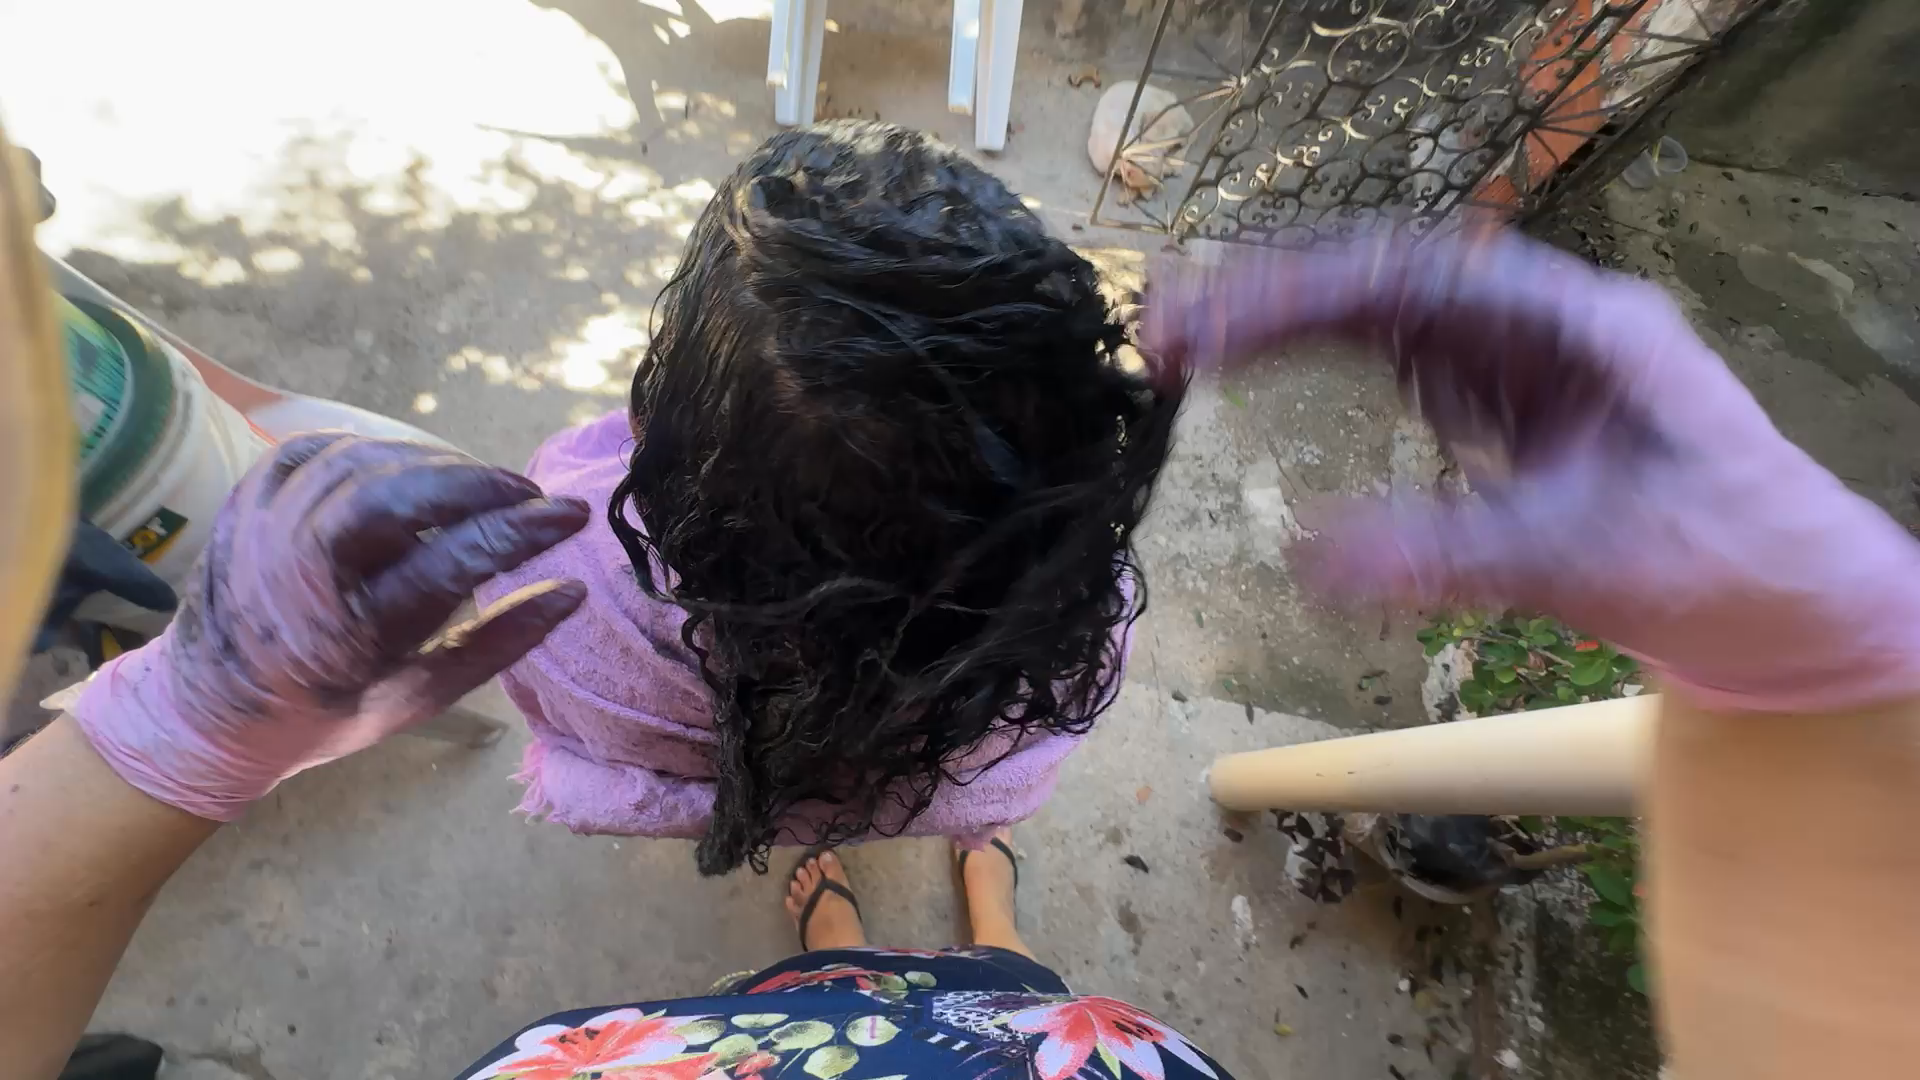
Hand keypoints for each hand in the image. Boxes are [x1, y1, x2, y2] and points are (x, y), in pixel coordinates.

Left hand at [70, 434, 589, 818]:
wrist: (199, 711)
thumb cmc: (335, 711)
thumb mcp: (428, 695)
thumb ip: (505, 641)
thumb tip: (575, 591)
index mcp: (353, 636)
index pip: (452, 561)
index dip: (523, 530)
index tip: (574, 514)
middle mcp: (300, 574)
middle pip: (397, 496)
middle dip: (479, 483)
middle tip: (530, 492)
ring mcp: (263, 527)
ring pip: (367, 463)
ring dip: (443, 465)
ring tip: (487, 487)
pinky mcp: (248, 498)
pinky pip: (327, 449)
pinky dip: (388, 451)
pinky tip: (422, 471)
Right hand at [1142, 229, 1919, 711]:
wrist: (1776, 590)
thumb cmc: (1714, 560)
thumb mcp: (1588, 559)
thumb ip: (1451, 553)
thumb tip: (1304, 561)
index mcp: (1568, 325)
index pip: (1409, 283)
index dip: (1296, 298)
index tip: (1206, 331)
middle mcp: (1520, 317)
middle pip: (1368, 278)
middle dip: (1256, 295)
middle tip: (1159, 331)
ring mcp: (1489, 348)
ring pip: (1359, 304)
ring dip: (1264, 314)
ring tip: (1178, 342)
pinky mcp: (1465, 387)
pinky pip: (1366, 346)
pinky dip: (1295, 348)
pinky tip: (1247, 361)